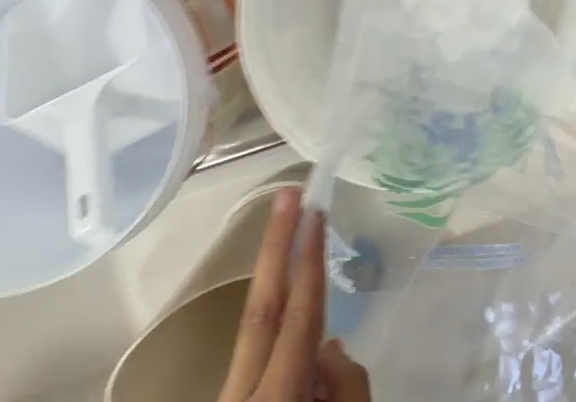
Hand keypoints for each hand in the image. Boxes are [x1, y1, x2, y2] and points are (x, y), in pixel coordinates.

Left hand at [218, 188, 371, 401]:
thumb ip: (348, 388)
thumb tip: (331, 346)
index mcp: (273, 400)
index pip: (296, 318)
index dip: (307, 263)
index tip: (315, 211)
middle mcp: (239, 396)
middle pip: (259, 309)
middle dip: (275, 246)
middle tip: (288, 194)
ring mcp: (227, 400)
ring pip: (257, 336)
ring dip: (280, 288)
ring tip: (298, 243)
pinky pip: (261, 361)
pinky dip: (284, 338)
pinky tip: (308, 347)